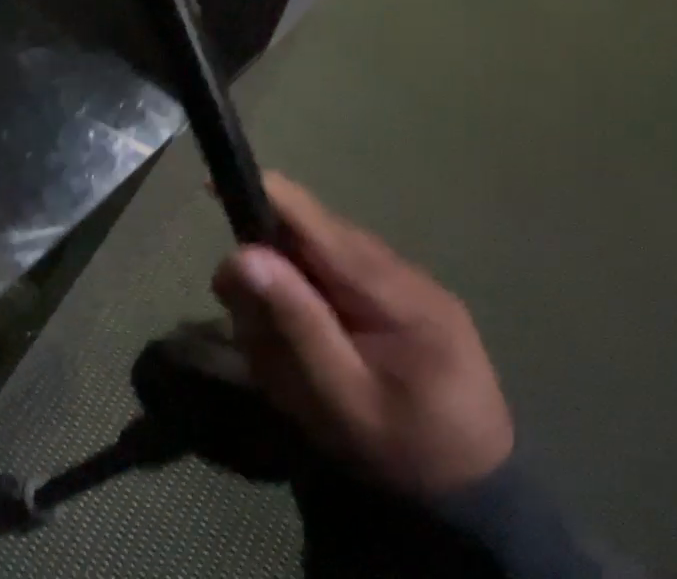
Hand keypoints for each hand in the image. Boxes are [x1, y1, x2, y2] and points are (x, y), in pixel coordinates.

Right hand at [212, 173, 513, 498]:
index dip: (266, 197)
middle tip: (242, 316)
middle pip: (312, 237)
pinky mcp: (393, 301)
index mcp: (400, 295)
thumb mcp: (337, 393)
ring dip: (279, 288)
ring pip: (314, 257)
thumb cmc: (396, 445)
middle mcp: (404, 276)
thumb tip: (241, 254)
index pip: (320, 225)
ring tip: (275, 344)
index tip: (212, 184)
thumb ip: (293, 321)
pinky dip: (298, 299)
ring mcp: (403, 287)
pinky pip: (327, 277)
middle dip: (264, 264)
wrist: (465, 492)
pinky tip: (300, 339)